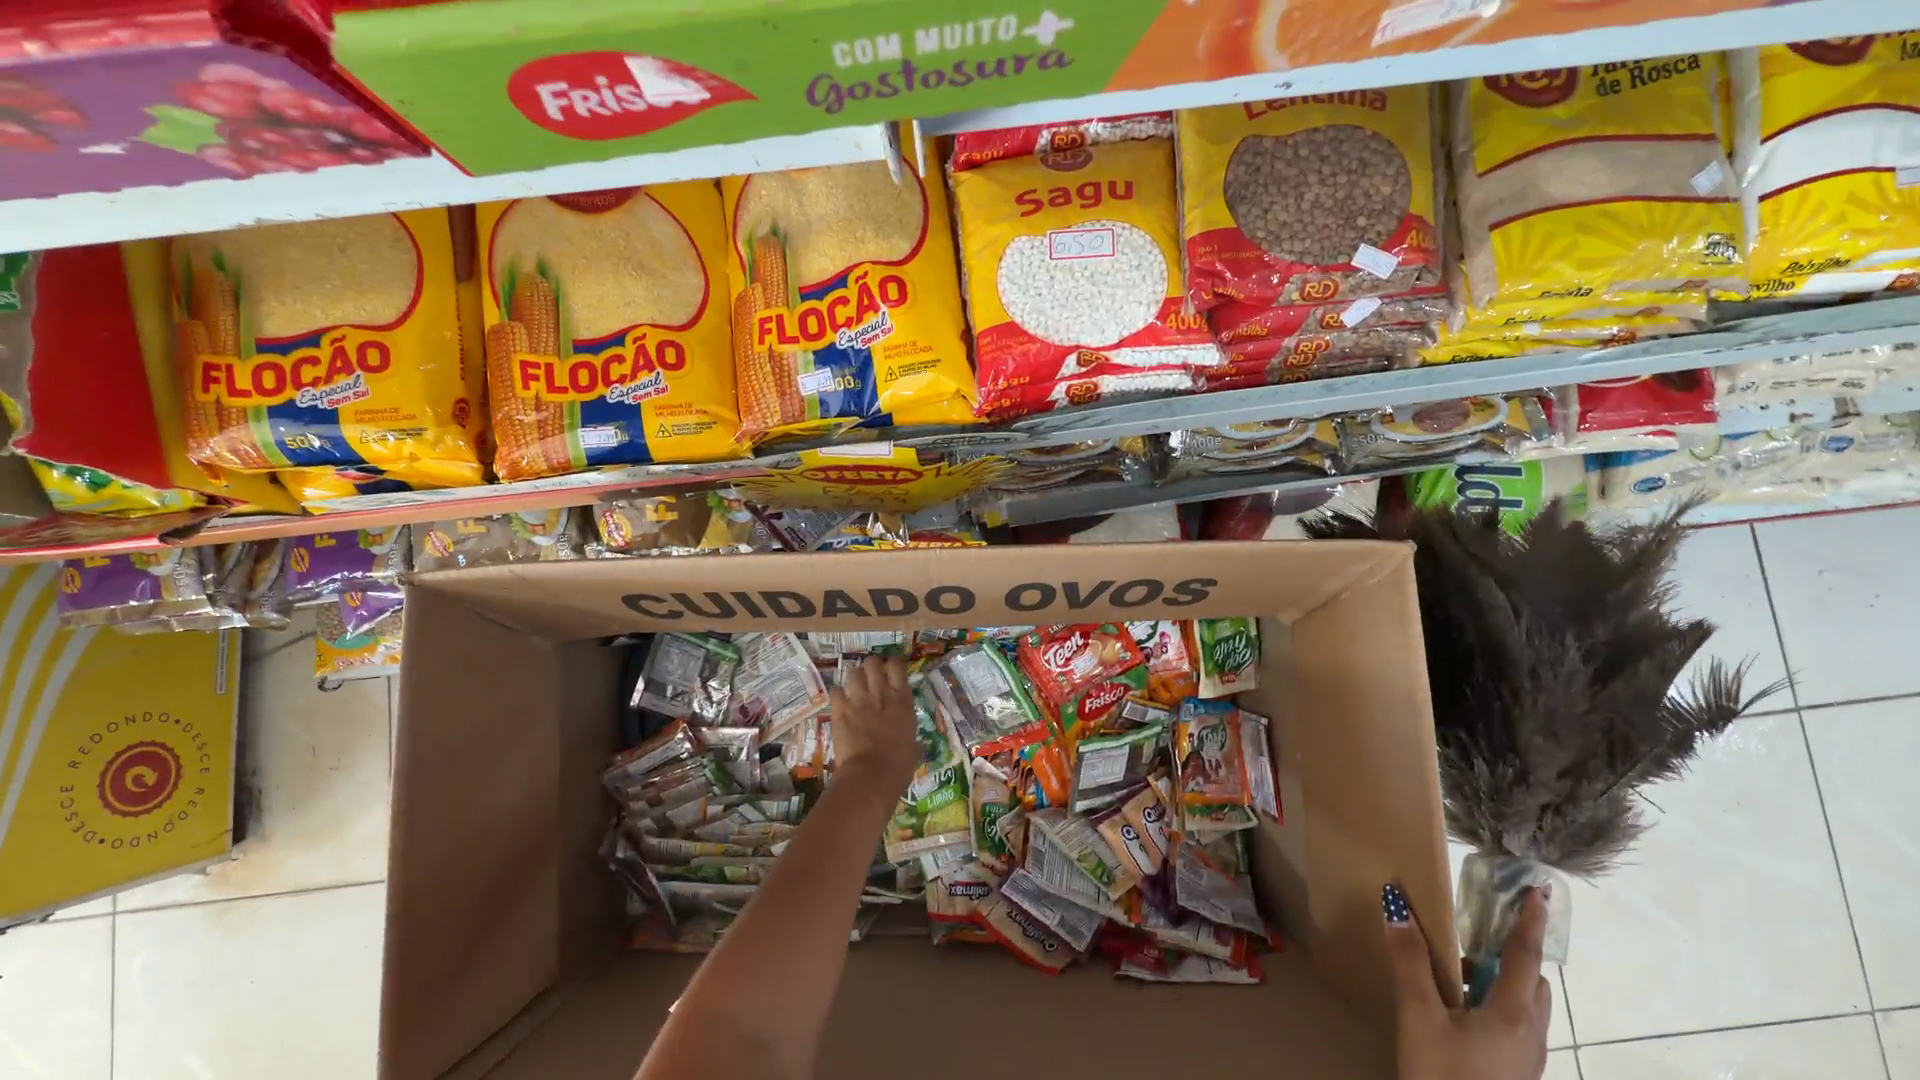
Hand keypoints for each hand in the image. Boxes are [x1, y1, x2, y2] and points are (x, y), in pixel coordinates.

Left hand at [830, 655, 918, 790]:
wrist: (871, 775)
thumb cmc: (899, 765)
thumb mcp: (912, 746)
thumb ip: (908, 734)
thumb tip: (911, 742)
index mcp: (902, 701)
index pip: (898, 666)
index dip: (894, 663)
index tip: (893, 667)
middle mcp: (880, 694)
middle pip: (872, 663)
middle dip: (872, 665)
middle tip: (872, 674)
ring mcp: (858, 700)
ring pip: (853, 672)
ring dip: (854, 677)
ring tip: (855, 686)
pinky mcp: (840, 710)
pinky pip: (835, 691)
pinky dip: (838, 695)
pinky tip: (840, 702)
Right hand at [1385, 882, 1550, 1079]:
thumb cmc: (1442, 1076)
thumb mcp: (1419, 1015)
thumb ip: (1410, 960)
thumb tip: (1396, 903)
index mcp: (1512, 1013)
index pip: (1524, 956)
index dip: (1529, 921)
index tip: (1540, 891)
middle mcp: (1530, 1034)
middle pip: (1531, 983)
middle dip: (1515, 952)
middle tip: (1487, 928)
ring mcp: (1526, 1061)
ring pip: (1525, 1008)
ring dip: (1506, 980)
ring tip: (1467, 967)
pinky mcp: (1515, 1077)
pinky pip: (1515, 1027)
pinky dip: (1498, 1004)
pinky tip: (1463, 1012)